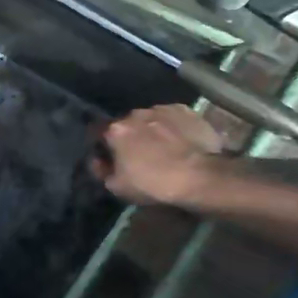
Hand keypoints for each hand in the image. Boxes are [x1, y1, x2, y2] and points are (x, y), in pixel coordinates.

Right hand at [92, 104, 225, 205]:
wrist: (199, 176)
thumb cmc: (154, 183)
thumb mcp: (117, 187)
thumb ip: (101, 171)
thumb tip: (97, 160)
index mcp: (116, 130)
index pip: (98, 133)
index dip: (103, 146)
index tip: (110, 158)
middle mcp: (135, 113)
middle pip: (126, 124)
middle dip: (130, 136)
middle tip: (139, 154)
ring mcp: (162, 109)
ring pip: (150, 119)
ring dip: (152, 130)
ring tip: (164, 147)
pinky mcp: (185, 110)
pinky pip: (172, 117)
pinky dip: (173, 127)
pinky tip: (181, 141)